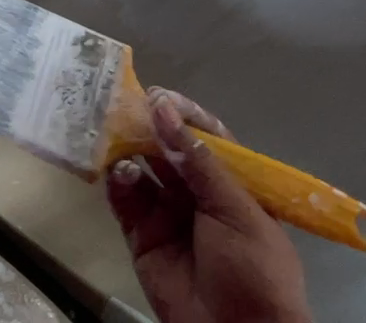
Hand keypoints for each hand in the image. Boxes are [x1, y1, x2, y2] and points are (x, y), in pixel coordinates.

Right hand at [106, 88, 312, 322]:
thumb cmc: (254, 270)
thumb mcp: (235, 211)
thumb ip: (196, 161)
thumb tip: (162, 108)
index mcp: (232, 186)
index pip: (207, 138)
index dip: (184, 114)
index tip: (159, 95)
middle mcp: (197, 194)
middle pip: (168, 149)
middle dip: (146, 126)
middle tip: (121, 104)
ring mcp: (168, 213)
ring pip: (142, 169)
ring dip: (126, 149)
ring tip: (111, 133)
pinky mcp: (141, 234)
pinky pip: (125, 200)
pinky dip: (117, 182)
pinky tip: (118, 172)